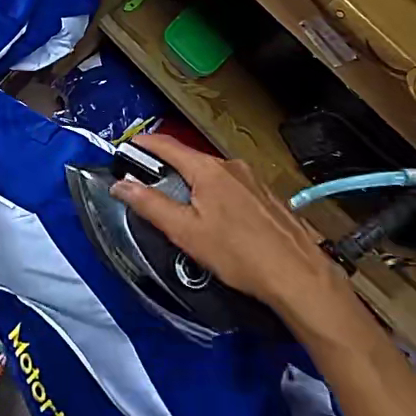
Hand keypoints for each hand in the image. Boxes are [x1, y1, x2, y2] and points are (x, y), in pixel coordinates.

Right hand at [109, 134, 352, 322]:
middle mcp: (233, 166)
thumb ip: (151, 205)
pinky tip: (217, 221)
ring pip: (213, 175)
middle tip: (148, 187)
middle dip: (168, 170)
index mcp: (209, 170)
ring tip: (182, 210)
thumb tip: (121, 184)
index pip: (168, 146)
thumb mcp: (185, 232)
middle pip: (191, 160)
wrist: (294, 271)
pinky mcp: (266, 196)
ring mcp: (253, 180)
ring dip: (194, 185)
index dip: (144, 144)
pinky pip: (233, 187)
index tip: (127, 146)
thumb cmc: (238, 254)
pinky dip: (216, 195)